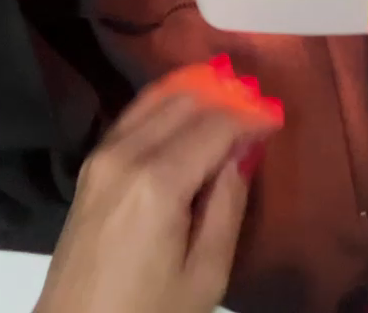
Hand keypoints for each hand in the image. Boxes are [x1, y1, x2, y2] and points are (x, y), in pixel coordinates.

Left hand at [35, 58, 282, 312]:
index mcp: (158, 183)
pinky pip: (135, 114)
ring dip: (196, 93)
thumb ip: (228, 204)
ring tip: (230, 99)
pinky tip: (188, 109)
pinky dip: (166, 102)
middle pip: (185, 102)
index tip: (276, 117)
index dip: (249, 116)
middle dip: (225, 98)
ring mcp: (103, 153)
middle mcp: (127, 153)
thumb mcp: (204, 275)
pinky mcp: (91, 162)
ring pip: (157, 98)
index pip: (214, 126)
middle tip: (257, 107)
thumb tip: (246, 149)